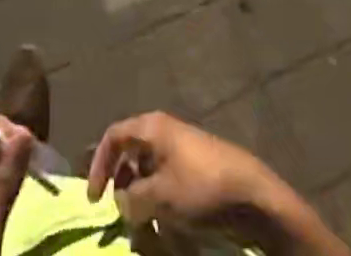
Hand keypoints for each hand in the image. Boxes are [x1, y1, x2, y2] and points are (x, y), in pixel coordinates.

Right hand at [86, 113, 350, 255]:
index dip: (99, 165)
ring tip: (144, 223)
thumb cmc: (202, 188)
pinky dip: (162, 200)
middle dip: (122, 184)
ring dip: (142, 196)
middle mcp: (166, 132)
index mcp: (153, 127)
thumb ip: (132, 199)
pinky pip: (170, 181)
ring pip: (151, 171)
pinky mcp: (200, 170)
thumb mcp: (159, 197)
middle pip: (132, 153)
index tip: (95, 198)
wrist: (255, 196)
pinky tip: (168, 223)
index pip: (114, 136)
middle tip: (120, 211)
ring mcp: (184, 150)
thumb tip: (122, 201)